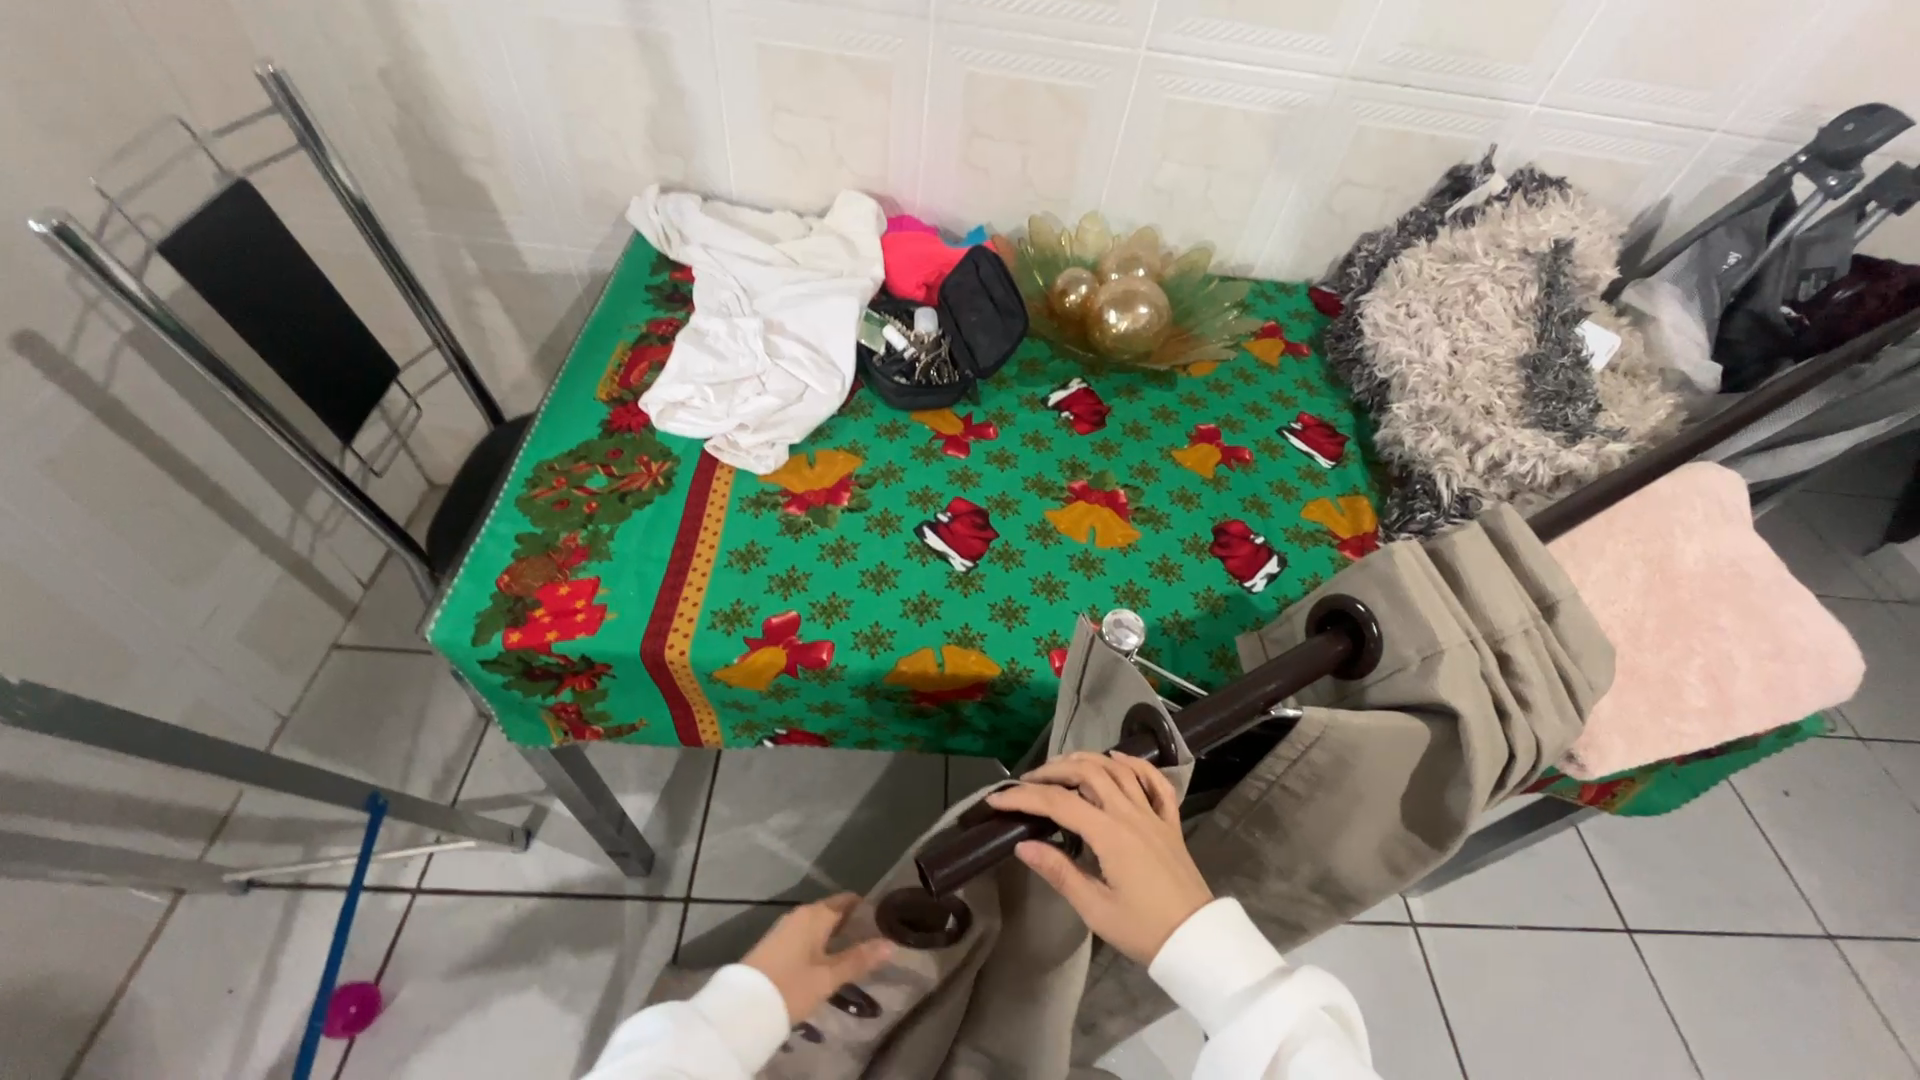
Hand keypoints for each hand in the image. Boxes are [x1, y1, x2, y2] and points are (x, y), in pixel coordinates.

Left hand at [742, 893, 893, 1022]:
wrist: (742, 1007)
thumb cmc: (790, 986)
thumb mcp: (828, 977)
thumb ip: (859, 959)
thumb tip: (892, 944)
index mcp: (816, 914)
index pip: (848, 901)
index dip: (867, 910)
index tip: (885, 922)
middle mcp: (801, 914)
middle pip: (833, 912)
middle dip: (853, 925)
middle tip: (875, 942)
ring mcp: (785, 928)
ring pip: (819, 925)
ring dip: (836, 936)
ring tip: (856, 954)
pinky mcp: (776, 944)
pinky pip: (806, 935)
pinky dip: (821, 943)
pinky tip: (829, 961)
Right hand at [986, 752, 1211, 964]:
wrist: (1197, 940)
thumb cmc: (1143, 929)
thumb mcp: (1094, 909)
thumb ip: (1058, 871)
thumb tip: (1022, 844)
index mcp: (1110, 834)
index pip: (1059, 803)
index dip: (1024, 797)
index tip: (997, 799)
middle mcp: (1131, 814)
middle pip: (1088, 774)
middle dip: (1053, 770)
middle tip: (1027, 780)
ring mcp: (1153, 816)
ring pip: (1119, 771)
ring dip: (1088, 760)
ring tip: (1062, 763)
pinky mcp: (1170, 824)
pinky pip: (1155, 783)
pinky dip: (1137, 765)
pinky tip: (1119, 760)